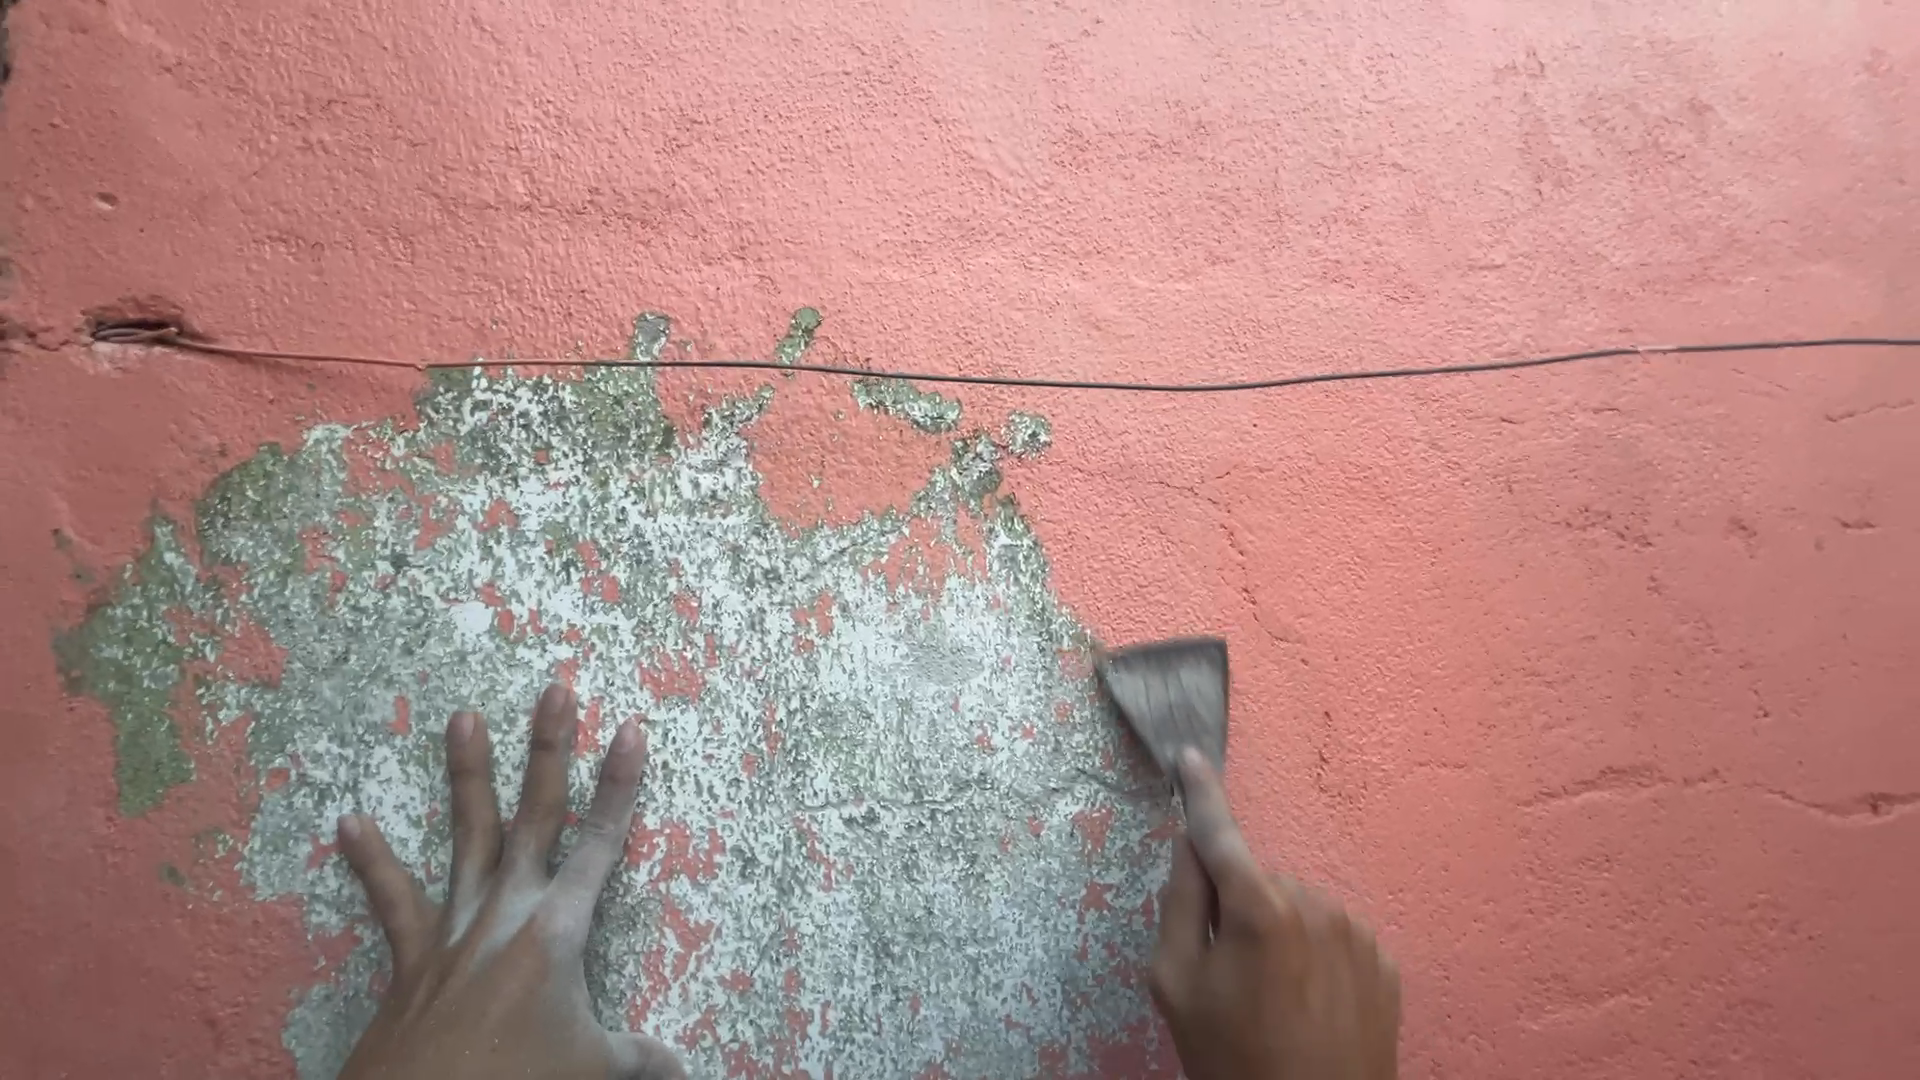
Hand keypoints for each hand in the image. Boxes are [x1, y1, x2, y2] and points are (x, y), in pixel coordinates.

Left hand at [337, 684, 683, 1079]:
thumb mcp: (593, 1072)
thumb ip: (640, 1060)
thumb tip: (682, 1070)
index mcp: (558, 929)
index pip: (603, 839)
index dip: (621, 783)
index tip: (631, 729)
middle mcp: (508, 911)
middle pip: (536, 814)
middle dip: (549, 750)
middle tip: (554, 691)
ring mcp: (454, 929)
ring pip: (468, 836)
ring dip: (467, 775)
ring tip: (461, 717)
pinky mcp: (411, 959)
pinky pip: (394, 903)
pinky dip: (373, 863)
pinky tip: (350, 821)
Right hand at [1151, 750, 1400, 1079]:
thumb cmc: (1228, 1056)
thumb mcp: (1175, 982)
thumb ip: (1179, 901)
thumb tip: (1190, 846)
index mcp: (1258, 910)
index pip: (1219, 833)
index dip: (1201, 791)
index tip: (1189, 755)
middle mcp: (1314, 906)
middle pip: (1256, 879)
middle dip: (1237, 901)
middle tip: (1229, 964)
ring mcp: (1356, 935)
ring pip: (1295, 904)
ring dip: (1276, 925)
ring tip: (1273, 990)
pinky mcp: (1384, 964)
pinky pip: (1332, 932)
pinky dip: (1313, 949)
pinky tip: (1309, 998)